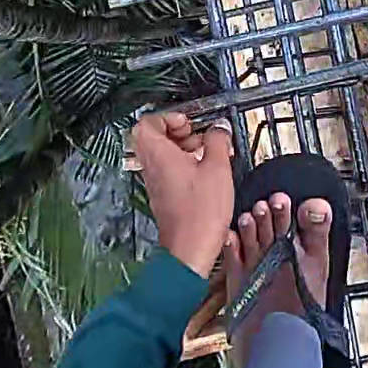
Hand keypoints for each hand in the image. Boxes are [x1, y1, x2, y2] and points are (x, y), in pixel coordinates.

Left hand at [131, 112, 234, 277]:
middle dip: (177, 131)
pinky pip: (167, 170)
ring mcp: (155, 182)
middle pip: (153, 136)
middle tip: (197, 136)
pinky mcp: (163, 196)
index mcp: (159, 154)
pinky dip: (183, 165)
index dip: (169, 117)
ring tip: (205, 153)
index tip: (188, 123)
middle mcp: (152, 167)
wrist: (190, 250)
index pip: (147, 122)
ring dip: (182, 148)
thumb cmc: (199, 213)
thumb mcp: (218, 168)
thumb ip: (218, 142)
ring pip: (161, 154)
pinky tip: (205, 173)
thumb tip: (220, 128)